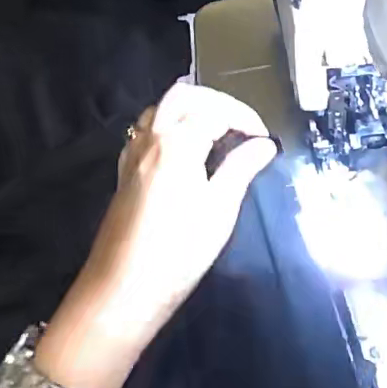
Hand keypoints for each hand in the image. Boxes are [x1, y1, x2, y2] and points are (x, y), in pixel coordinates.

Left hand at [36, 83, 275, 387]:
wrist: (121, 292)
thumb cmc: (178, 253)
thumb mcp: (220, 210)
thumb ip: (242, 168)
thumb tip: (265, 144)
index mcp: (176, 144)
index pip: (216, 110)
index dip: (246, 118)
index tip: (265, 139)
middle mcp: (150, 140)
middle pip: (183, 95)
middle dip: (218, 101)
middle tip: (243, 124)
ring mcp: (133, 155)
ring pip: (160, 108)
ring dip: (191, 108)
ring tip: (218, 131)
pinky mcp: (125, 172)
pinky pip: (146, 130)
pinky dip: (169, 124)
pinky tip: (184, 147)